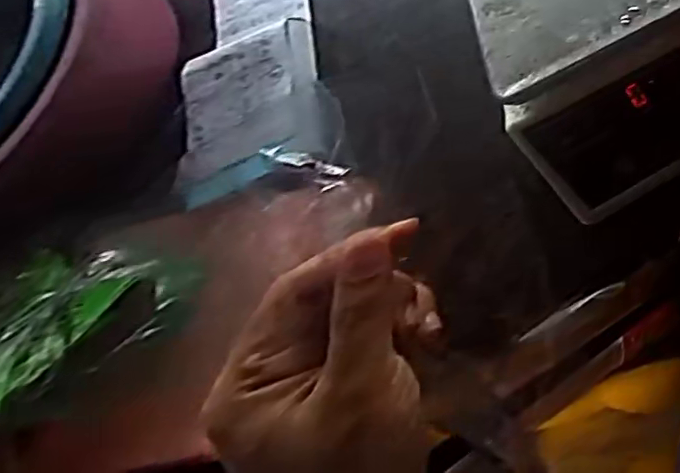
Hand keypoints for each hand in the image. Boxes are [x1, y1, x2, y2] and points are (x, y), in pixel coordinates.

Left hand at [204, 220, 441, 472]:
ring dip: (403, 304)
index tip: (407, 231)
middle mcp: (276, 368)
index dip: (349, 254)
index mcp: (251, 377)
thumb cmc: (357, 460)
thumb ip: (362, 312)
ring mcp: (315, 370)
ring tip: (426, 330)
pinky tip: (428, 336)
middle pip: (332, 293)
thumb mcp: (360, 385)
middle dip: (385, 289)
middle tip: (419, 306)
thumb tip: (371, 239)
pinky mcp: (352, 371)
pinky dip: (410, 320)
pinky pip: (381, 322)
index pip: (293, 291)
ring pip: (364, 302)